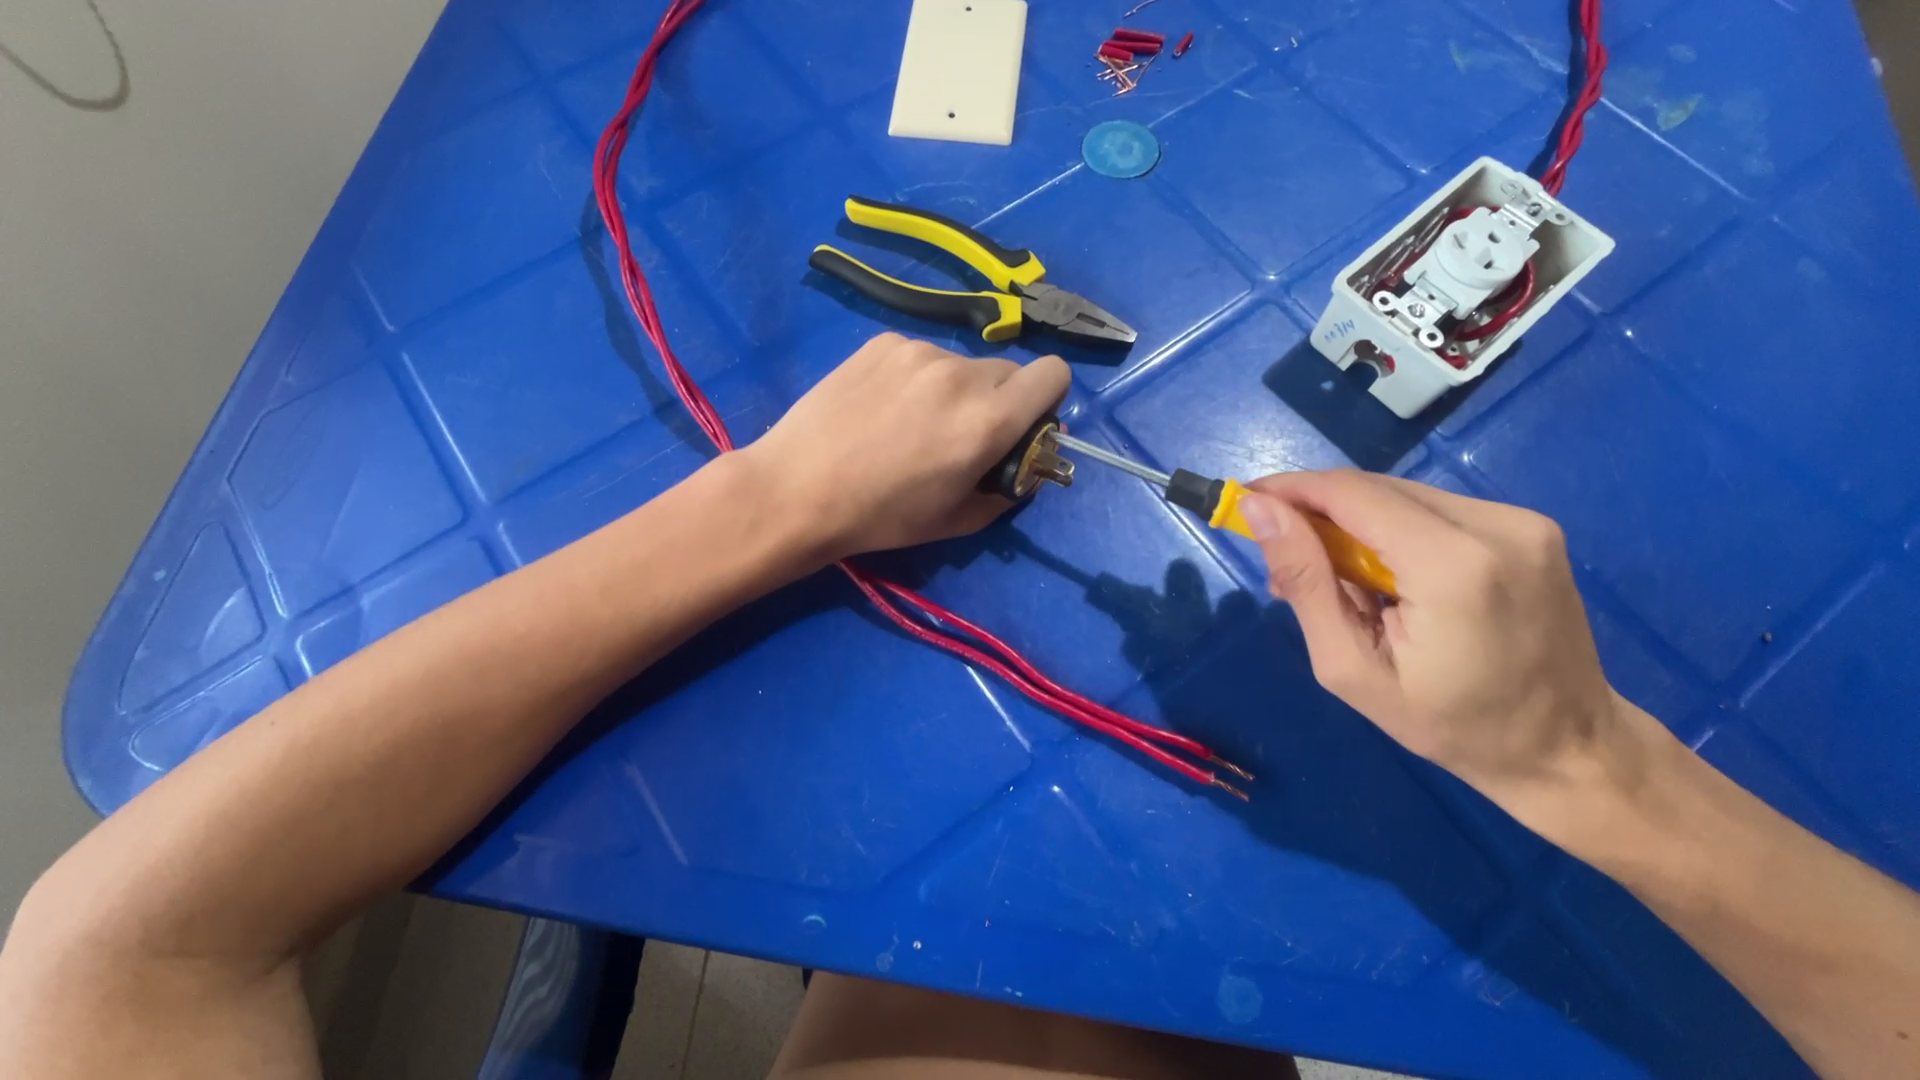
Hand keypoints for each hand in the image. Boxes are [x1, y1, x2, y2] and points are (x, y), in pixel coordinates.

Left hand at [741, 333, 1069, 560]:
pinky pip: (921, 356)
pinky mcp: (883, 342)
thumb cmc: (882, 517)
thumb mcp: (959, 520)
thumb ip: (1009, 488)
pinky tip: (882, 407)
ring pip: (962, 365)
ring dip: (954, 390)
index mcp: (987, 420)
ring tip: (910, 424)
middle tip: (962, 435)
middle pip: (1010, 371)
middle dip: (1000, 400)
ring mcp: (917, 352)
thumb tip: (1029, 464)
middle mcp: (960, 375)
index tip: (1022, 425)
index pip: (1054, 374)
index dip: (1046, 400)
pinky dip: (916, 378)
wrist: (798, 489)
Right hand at [1235, 470, 1619, 810]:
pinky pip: (1438, 510)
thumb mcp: (1352, 668)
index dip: (1290, 489)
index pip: (1350, 493)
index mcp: (1452, 566)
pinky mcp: (1532, 527)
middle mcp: (1495, 525)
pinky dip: (1396, 531)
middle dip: (1319, 513)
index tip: (1246, 503)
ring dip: (1356, 524)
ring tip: (1338, 580)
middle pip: (1376, 489)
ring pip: (1405, 496)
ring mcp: (1523, 521)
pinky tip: (1389, 577)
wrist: (1568, 749)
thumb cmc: (1449, 725)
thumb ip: (1305, 583)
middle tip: (1284, 559)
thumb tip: (1259, 512)